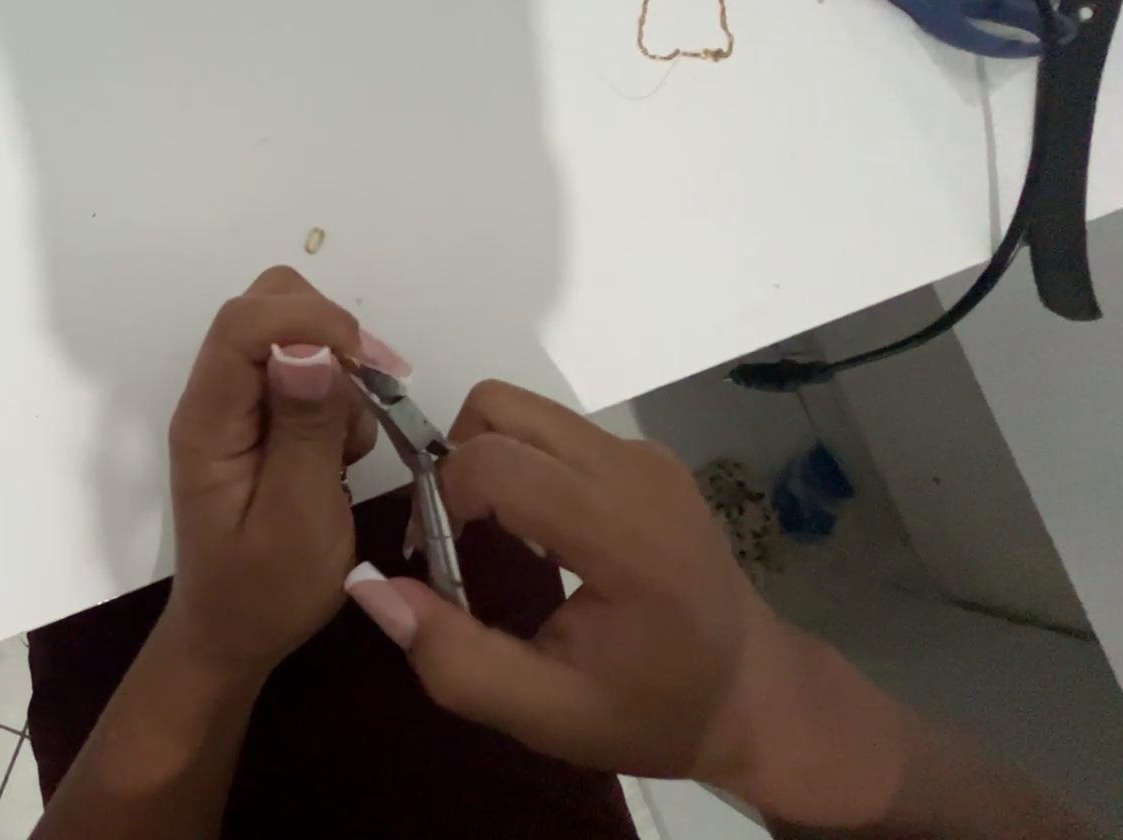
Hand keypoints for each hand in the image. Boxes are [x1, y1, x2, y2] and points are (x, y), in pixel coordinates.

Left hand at [160, 267, 390, 678]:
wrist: (232, 632)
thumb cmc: (263, 592)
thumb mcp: (297, 522)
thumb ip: (305, 432)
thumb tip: (309, 350)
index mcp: (207, 421)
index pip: (240, 325)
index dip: (308, 320)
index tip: (366, 362)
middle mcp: (214, 398)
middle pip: (263, 305)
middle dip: (327, 330)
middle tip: (371, 388)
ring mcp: (235, 404)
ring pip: (289, 330)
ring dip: (337, 369)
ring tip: (348, 446)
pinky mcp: (259, 416)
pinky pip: (303, 369)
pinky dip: (335, 395)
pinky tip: (339, 453)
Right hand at [344, 380, 908, 827]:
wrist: (754, 690)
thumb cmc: (651, 708)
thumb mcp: (546, 714)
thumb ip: (452, 658)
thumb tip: (368, 585)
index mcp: (625, 536)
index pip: (496, 463)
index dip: (440, 498)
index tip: (434, 556)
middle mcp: (634, 470)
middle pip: (498, 408)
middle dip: (453, 460)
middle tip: (454, 531)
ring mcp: (642, 453)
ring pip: (519, 408)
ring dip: (482, 455)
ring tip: (493, 527)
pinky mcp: (640, 451)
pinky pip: (549, 426)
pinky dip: (517, 458)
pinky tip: (535, 524)